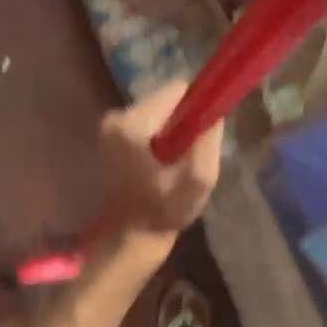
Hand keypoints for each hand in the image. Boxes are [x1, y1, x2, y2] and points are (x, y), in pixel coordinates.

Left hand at [101, 80, 221, 238]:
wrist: (132, 235)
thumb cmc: (165, 211)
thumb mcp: (198, 180)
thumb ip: (208, 140)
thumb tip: (214, 112)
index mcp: (132, 124)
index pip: (177, 91)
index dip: (197, 107)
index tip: (204, 132)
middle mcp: (117, 117)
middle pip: (166, 100)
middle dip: (184, 120)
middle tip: (189, 154)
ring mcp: (111, 125)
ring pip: (159, 110)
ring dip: (174, 130)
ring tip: (176, 161)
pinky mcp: (113, 135)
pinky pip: (149, 122)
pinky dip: (161, 136)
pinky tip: (163, 162)